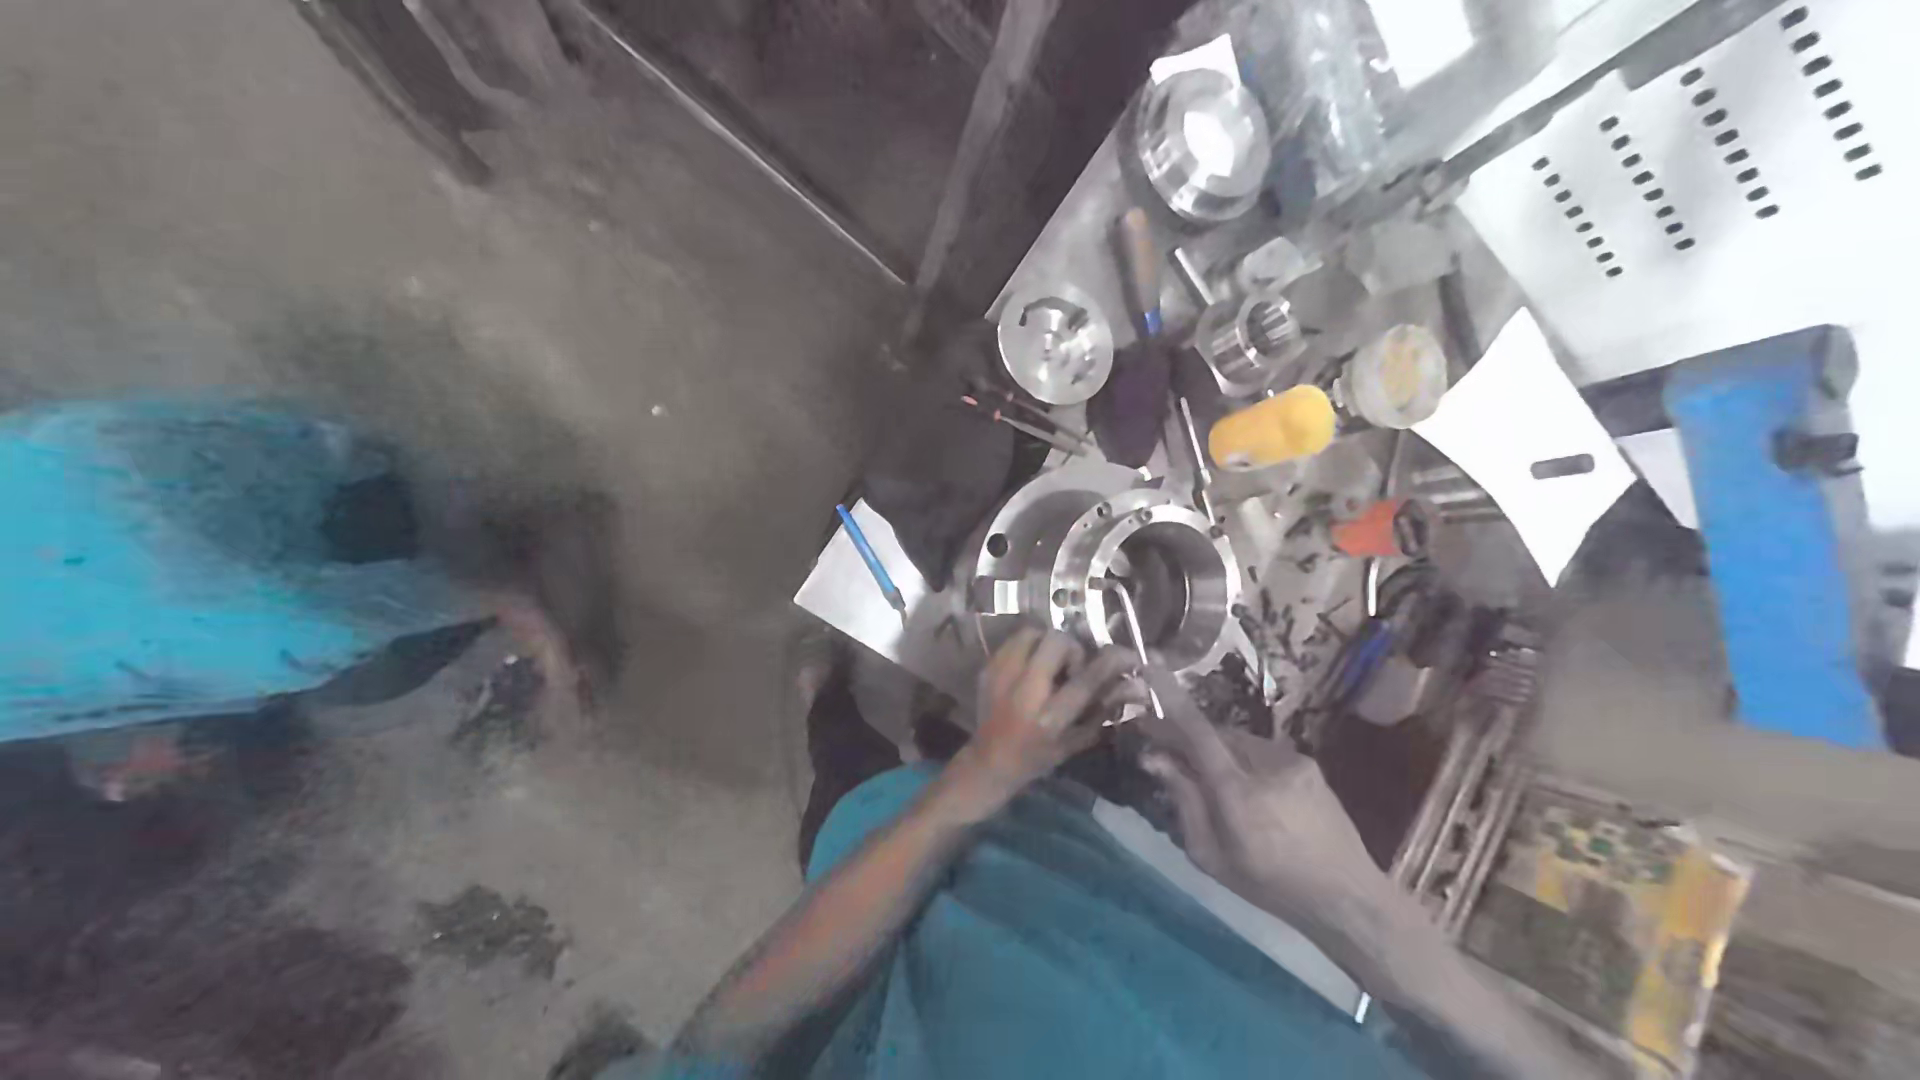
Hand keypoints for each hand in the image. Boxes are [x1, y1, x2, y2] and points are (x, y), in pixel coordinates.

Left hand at [942, 627, 1135, 821]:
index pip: (1085, 680)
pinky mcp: (987, 668)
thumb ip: (1103, 711)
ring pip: (1032, 632)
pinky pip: (1013, 641)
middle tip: (1072, 666)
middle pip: (1056, 642)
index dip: (1111, 662)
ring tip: (1050, 661)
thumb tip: (1133, 684)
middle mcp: (1024, 692)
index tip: (1126, 655)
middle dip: (1072, 648)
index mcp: (1050, 718)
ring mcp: (1001, 676)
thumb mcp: (1075, 741)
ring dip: (1047, 642)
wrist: (988, 760)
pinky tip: (1030, 664)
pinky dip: (1028, 646)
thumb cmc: (1037, 756)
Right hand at [1137, 666, 1386, 920]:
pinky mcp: (1306, 762)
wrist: (1348, 896)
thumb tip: (1155, 758)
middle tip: (1165, 750)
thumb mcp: (1211, 856)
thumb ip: (1183, 801)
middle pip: (1213, 732)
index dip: (1171, 700)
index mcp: (1238, 794)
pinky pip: (1259, 749)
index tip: (1149, 672)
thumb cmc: (1270, 885)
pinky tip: (1244, 785)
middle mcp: (1266, 764)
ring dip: (1214, 748)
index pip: (1198, 732)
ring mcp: (1291, 759)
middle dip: (1185, 736)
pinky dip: (1241, 757)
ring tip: (1206, 775)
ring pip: (1236, 739)